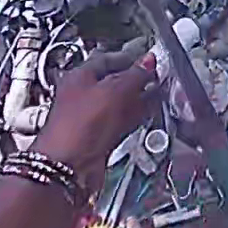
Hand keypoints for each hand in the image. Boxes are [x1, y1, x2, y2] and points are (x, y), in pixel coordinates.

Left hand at [33, 50, 156, 184]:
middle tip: (155, 76)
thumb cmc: (79, 125)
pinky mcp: (98, 140)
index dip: (129, 58)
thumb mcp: (115, 90)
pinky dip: (134, 117)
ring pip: (119, 104)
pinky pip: (120, 123)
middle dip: (135, 79)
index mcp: (79, 77)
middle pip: (113, 82)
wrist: (69, 169)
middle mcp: (82, 97)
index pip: (108, 59)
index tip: (147, 59)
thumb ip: (135, 74)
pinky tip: (147, 113)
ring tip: (158, 93)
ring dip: (138, 99)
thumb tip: (148, 61)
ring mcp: (90, 119)